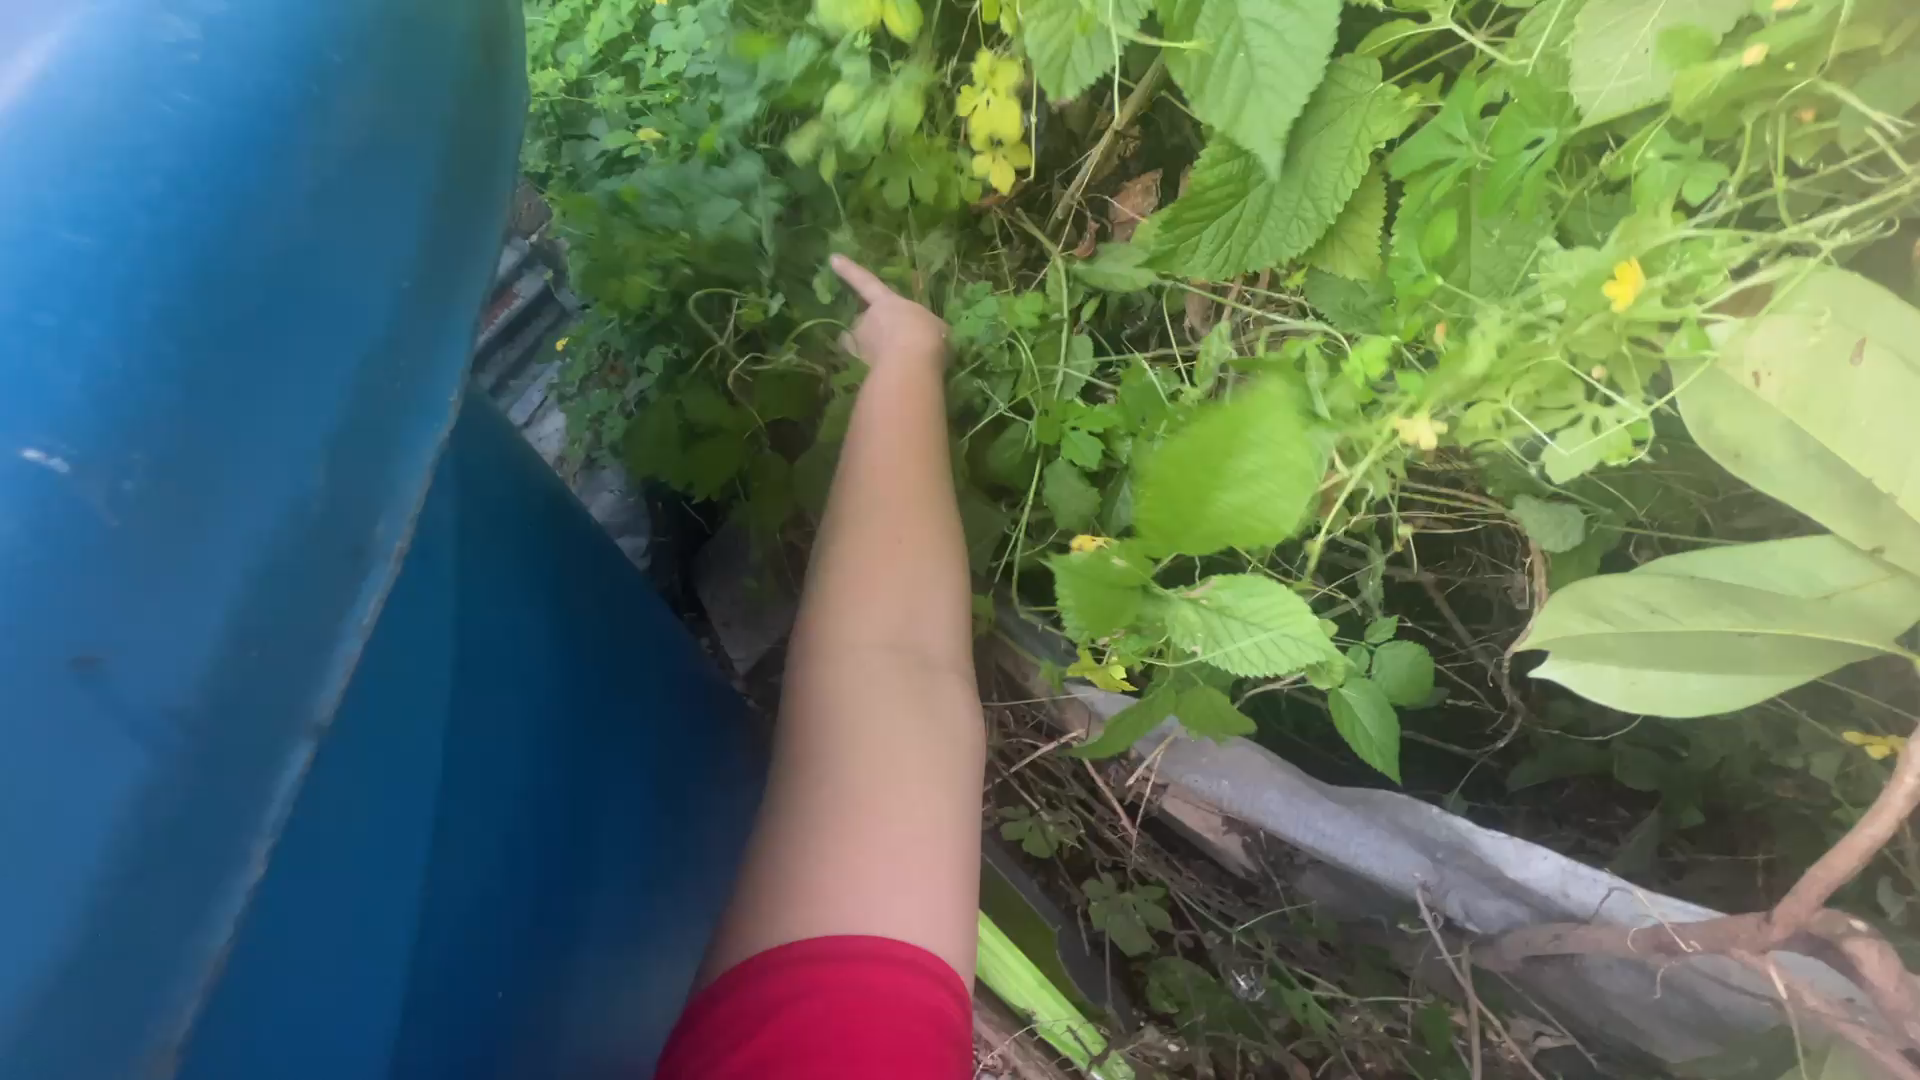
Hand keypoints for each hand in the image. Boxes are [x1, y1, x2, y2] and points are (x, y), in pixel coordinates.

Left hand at [831, 254, 948, 370]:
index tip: (833, 259)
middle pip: (864, 322)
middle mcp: (868, 320)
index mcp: (887, 303)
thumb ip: (925, 328)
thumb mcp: (936, 327)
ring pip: (862, 346)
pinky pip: (868, 368)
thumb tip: (925, 335)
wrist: (911, 367)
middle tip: (892, 342)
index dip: (849, 271)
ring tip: (893, 365)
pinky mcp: (860, 370)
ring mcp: (861, 345)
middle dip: (872, 330)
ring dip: (873, 352)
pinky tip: (889, 380)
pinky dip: (876, 372)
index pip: (866, 282)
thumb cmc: (927, 337)